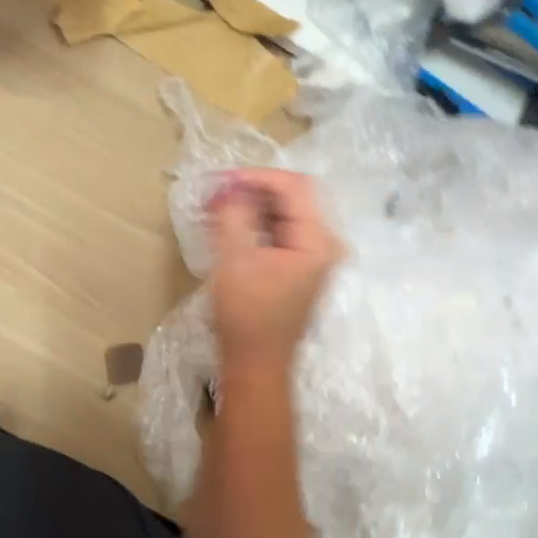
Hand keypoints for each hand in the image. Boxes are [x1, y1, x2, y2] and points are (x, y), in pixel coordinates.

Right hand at [207, 168, 344, 373]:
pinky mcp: (297, 266)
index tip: (218, 180)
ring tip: (214, 205)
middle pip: (291, 196)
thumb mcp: (235, 261)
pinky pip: (277, 229)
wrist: (256, 361)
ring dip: (249, 203)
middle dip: (250, 187)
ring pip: (282, 212)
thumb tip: (229, 186)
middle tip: (212, 191)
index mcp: (318, 241)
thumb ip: (234, 216)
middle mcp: (324, 243)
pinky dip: (252, 221)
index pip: (294, 186)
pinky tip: (226, 224)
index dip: (255, 176)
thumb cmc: (247, 314)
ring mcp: (312, 255)